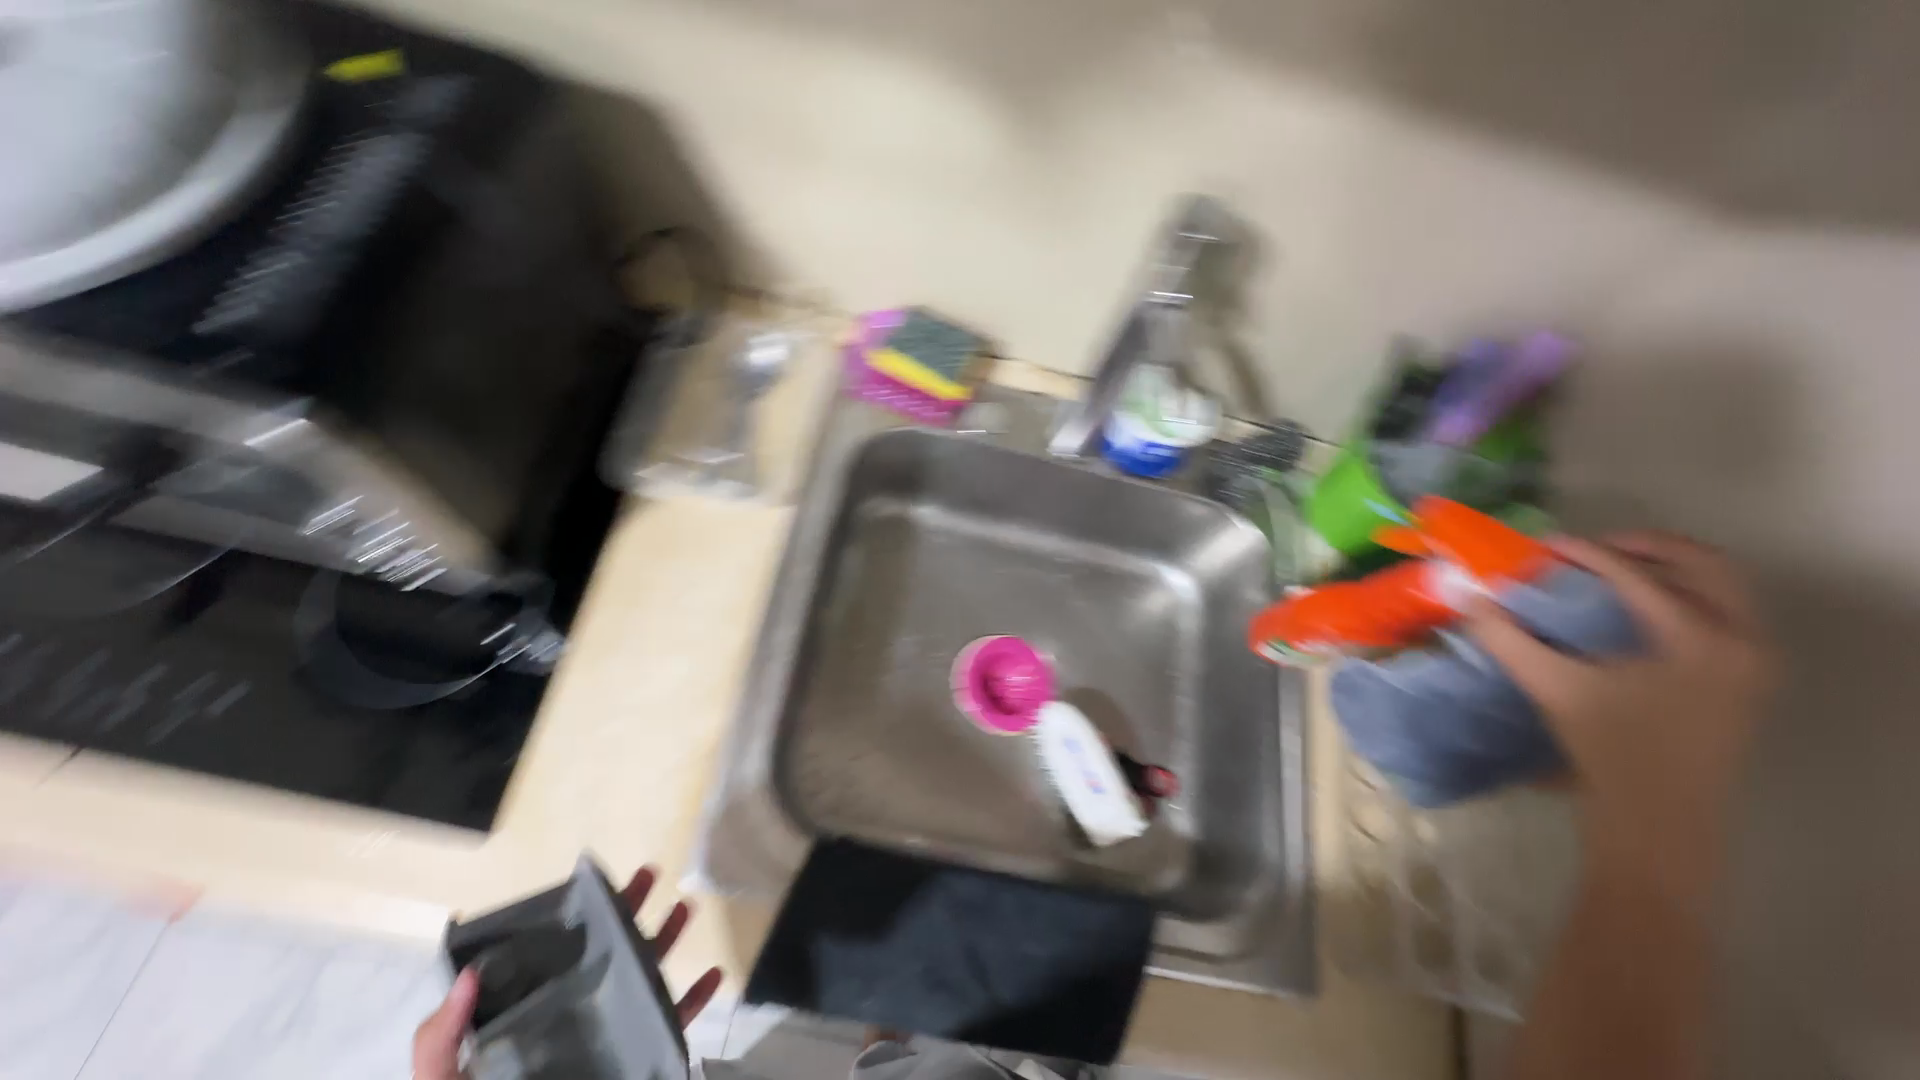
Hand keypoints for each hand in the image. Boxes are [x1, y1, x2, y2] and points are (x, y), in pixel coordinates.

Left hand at [412, 866, 724, 1079]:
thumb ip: (442, 1038)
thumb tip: (471, 972)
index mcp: (528, 1013)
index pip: (555, 954)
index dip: (574, 918)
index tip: (594, 883)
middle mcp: (573, 1015)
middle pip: (605, 954)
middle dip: (629, 912)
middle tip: (650, 873)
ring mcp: (608, 1038)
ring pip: (642, 979)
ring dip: (665, 942)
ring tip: (684, 908)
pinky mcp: (637, 1062)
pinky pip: (671, 1027)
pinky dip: (693, 1002)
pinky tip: (713, 975)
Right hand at [1465, 532, 1772, 898]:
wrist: (1659, 820)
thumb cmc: (1609, 751)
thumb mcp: (1553, 687)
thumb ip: (1506, 637)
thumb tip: (1467, 595)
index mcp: (1693, 637)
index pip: (1634, 574)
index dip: (1584, 553)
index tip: (1545, 546)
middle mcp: (1738, 639)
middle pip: (1702, 564)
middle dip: (1645, 547)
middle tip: (1592, 551)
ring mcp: (1753, 660)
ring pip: (1724, 587)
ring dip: (1673, 569)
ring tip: (1619, 573)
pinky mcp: (1751, 680)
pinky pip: (1729, 613)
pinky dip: (1690, 597)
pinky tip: (1645, 612)